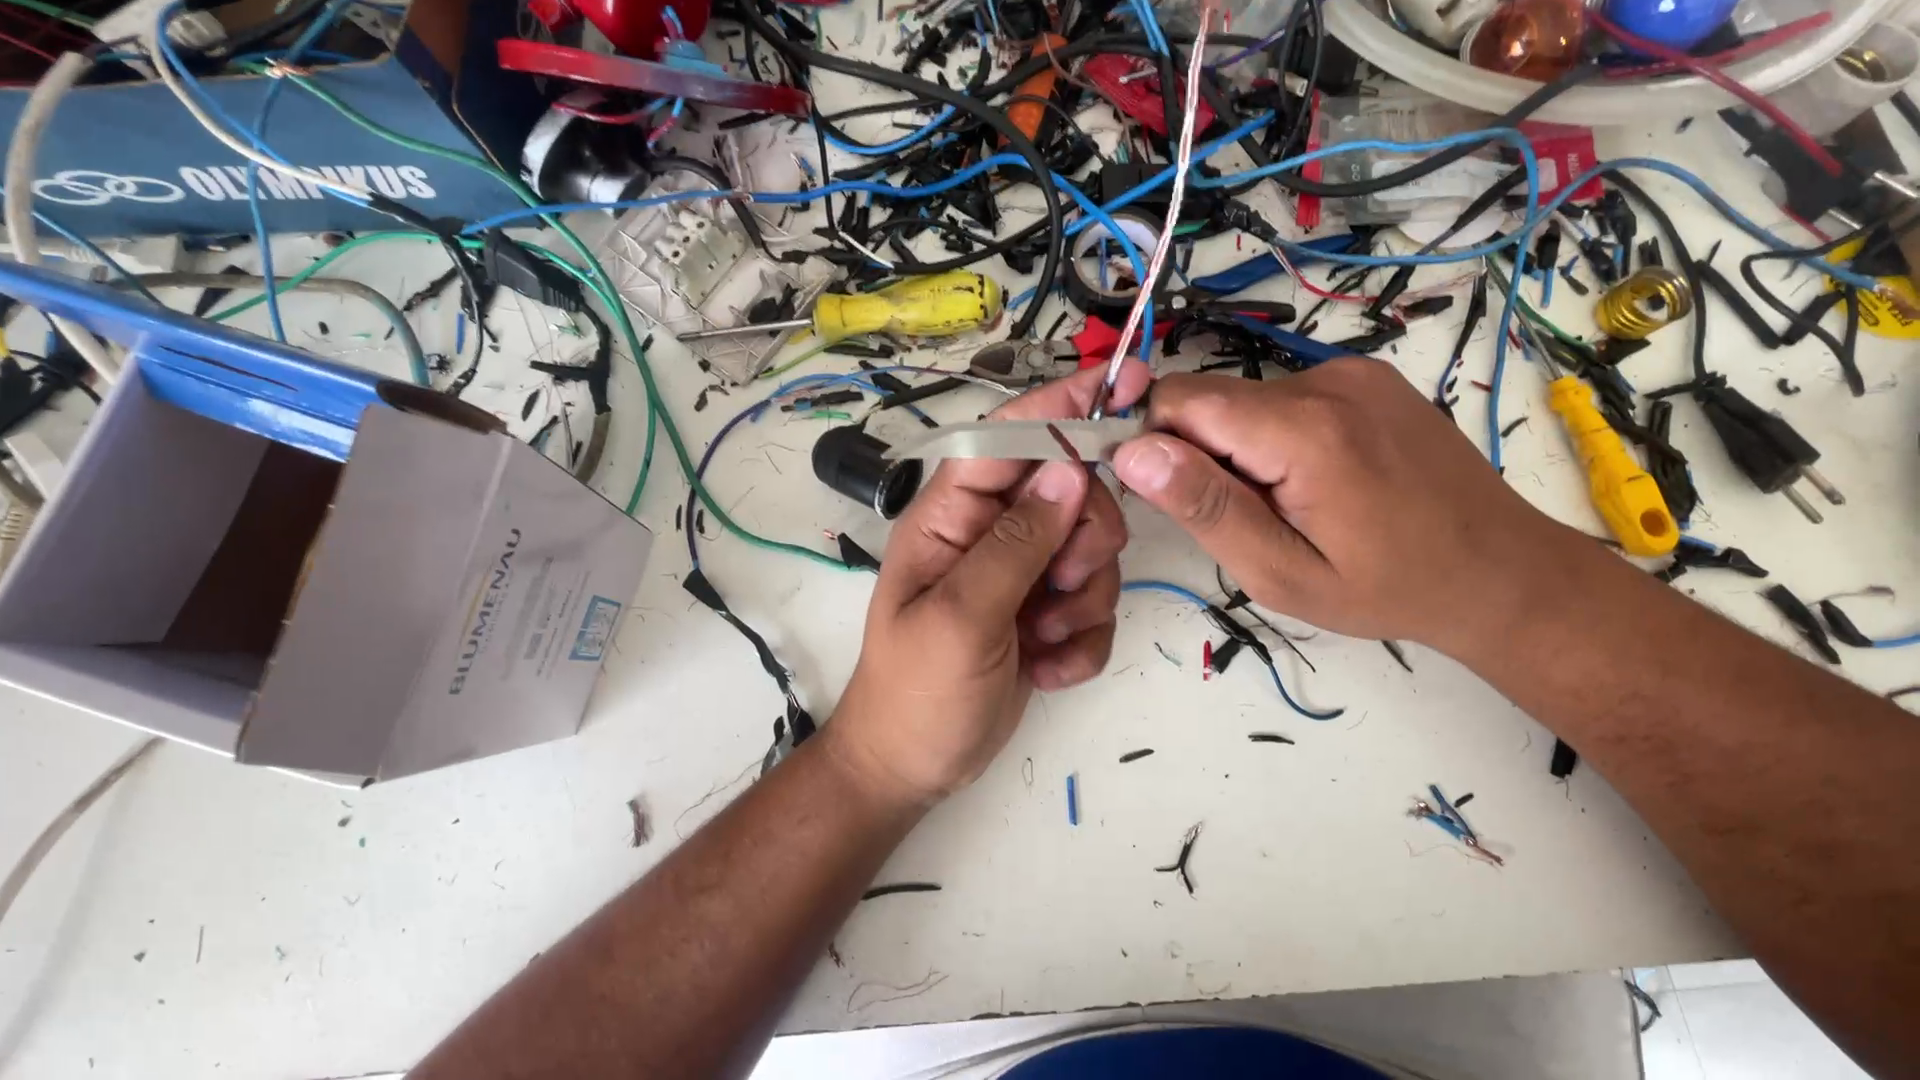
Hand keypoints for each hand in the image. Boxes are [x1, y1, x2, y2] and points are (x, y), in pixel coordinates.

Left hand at [827, 362, 1151, 805]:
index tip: (1127, 382)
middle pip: (1074, 493)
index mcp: (953, 516)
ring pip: (1094, 554)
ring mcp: (1023, 574)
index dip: (1065, 405)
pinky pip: (1097, 606)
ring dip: (1082, 604)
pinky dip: (1081, 643)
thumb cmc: (917, 692)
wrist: (913, 767)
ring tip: (1039, 639)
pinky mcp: (1047, 615)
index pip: (1011, 437)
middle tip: (1060, 587)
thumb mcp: (961, 617)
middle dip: (1084, 542)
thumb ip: (1017, 543)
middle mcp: (992, 533)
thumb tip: (1069, 470)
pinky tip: (1044, 669)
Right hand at [1110, 359, 1586, 654]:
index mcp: (1304, 430)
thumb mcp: (1282, 573)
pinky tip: (1316, 482)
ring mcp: (1353, 372)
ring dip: (1239, 447)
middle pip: (1211, 397)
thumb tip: (1132, 451)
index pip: (1179, 400)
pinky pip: (1285, 397)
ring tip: (1287, 504)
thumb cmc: (1386, 587)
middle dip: (1198, 451)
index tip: (1169, 496)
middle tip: (1240, 515)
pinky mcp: (1368, 377)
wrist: (1501, 570)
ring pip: (1246, 399)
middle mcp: (1327, 380)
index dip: (1153, 442)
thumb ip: (1205, 508)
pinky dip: (1275, 436)